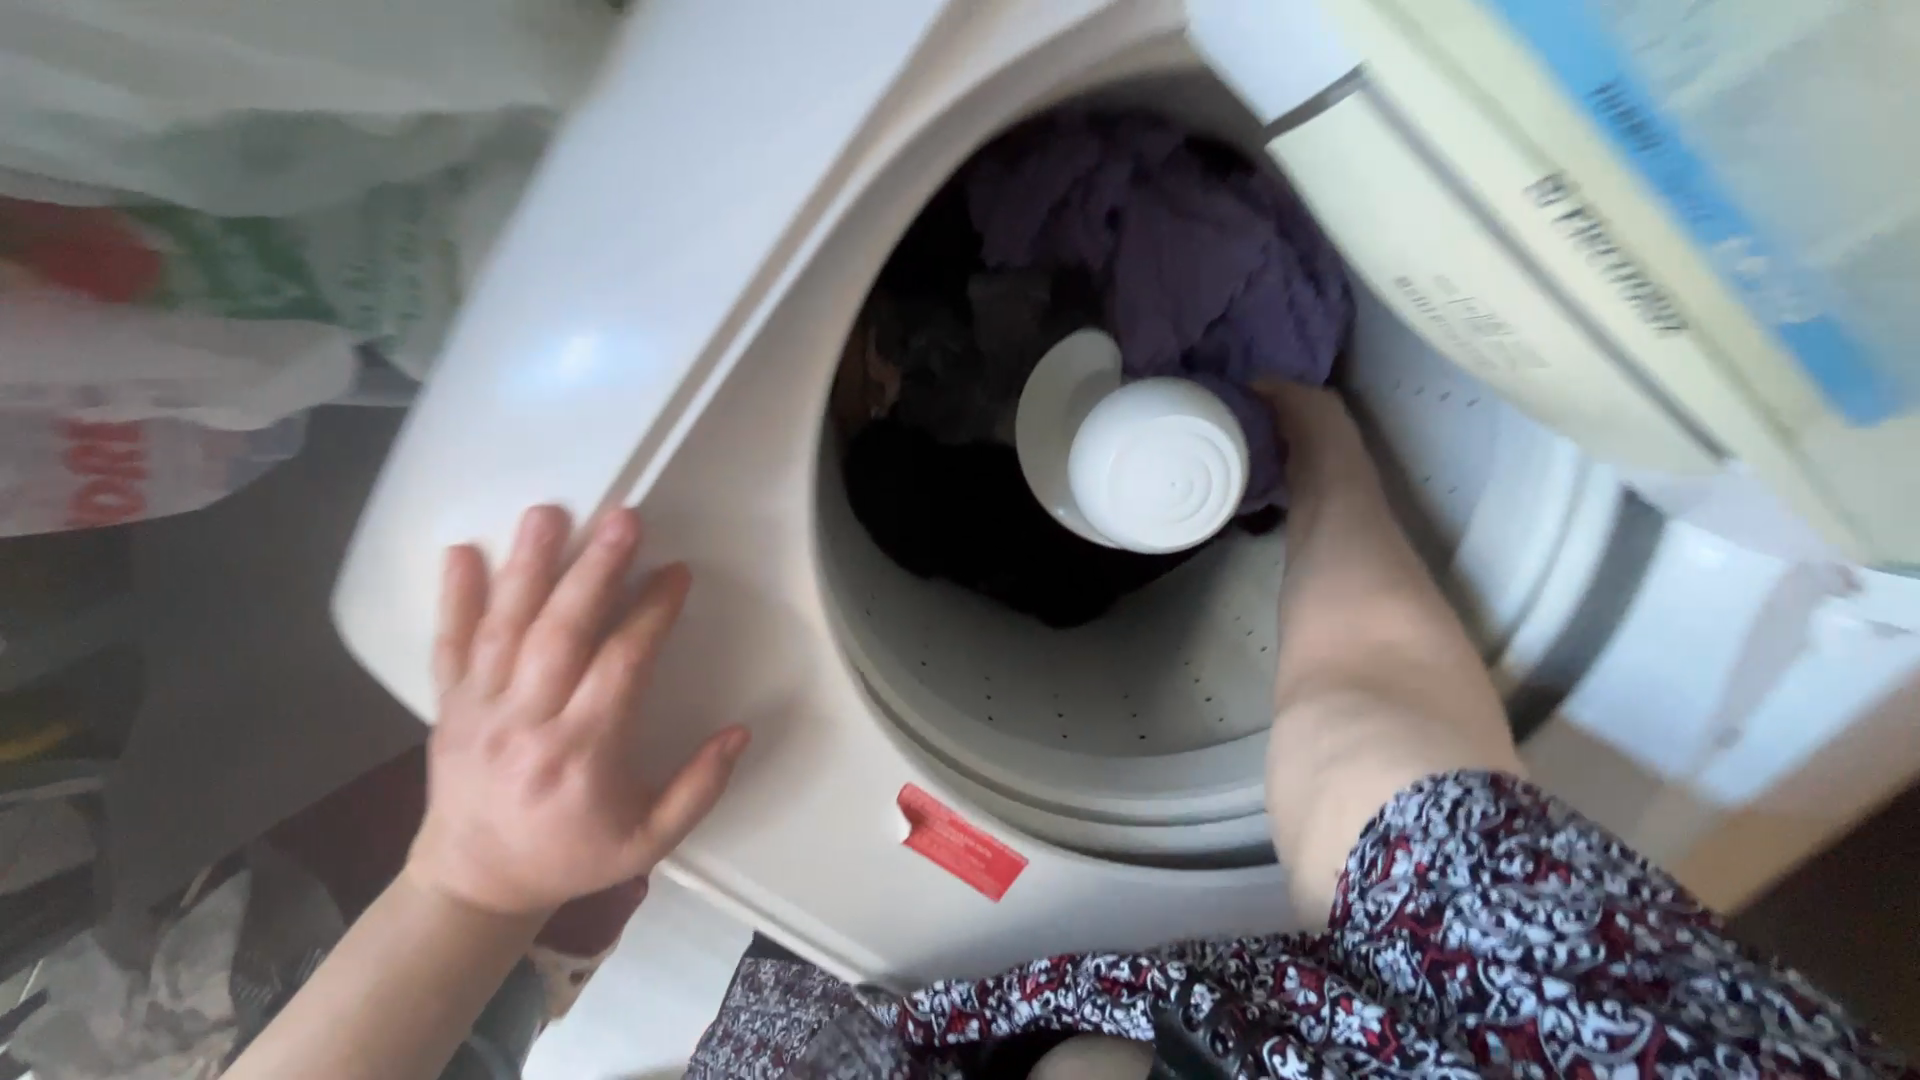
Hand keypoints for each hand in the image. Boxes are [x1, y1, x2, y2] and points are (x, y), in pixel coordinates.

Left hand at [405, 505, 749, 917]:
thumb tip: (739, 732)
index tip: (676, 572)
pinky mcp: (448, 708)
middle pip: (562, 634)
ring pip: (504, 629)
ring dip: (528, 567)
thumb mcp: (649, 843)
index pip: (621, 666)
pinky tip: (461, 552)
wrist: (472, 885)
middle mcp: (527, 724)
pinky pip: (448, 648)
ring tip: (548, 514)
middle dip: (594, 571)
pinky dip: (453, 599)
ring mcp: (479, 712)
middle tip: (622, 520)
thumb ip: (698, 789)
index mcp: (582, 754)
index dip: (651, 614)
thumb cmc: (570, 857)